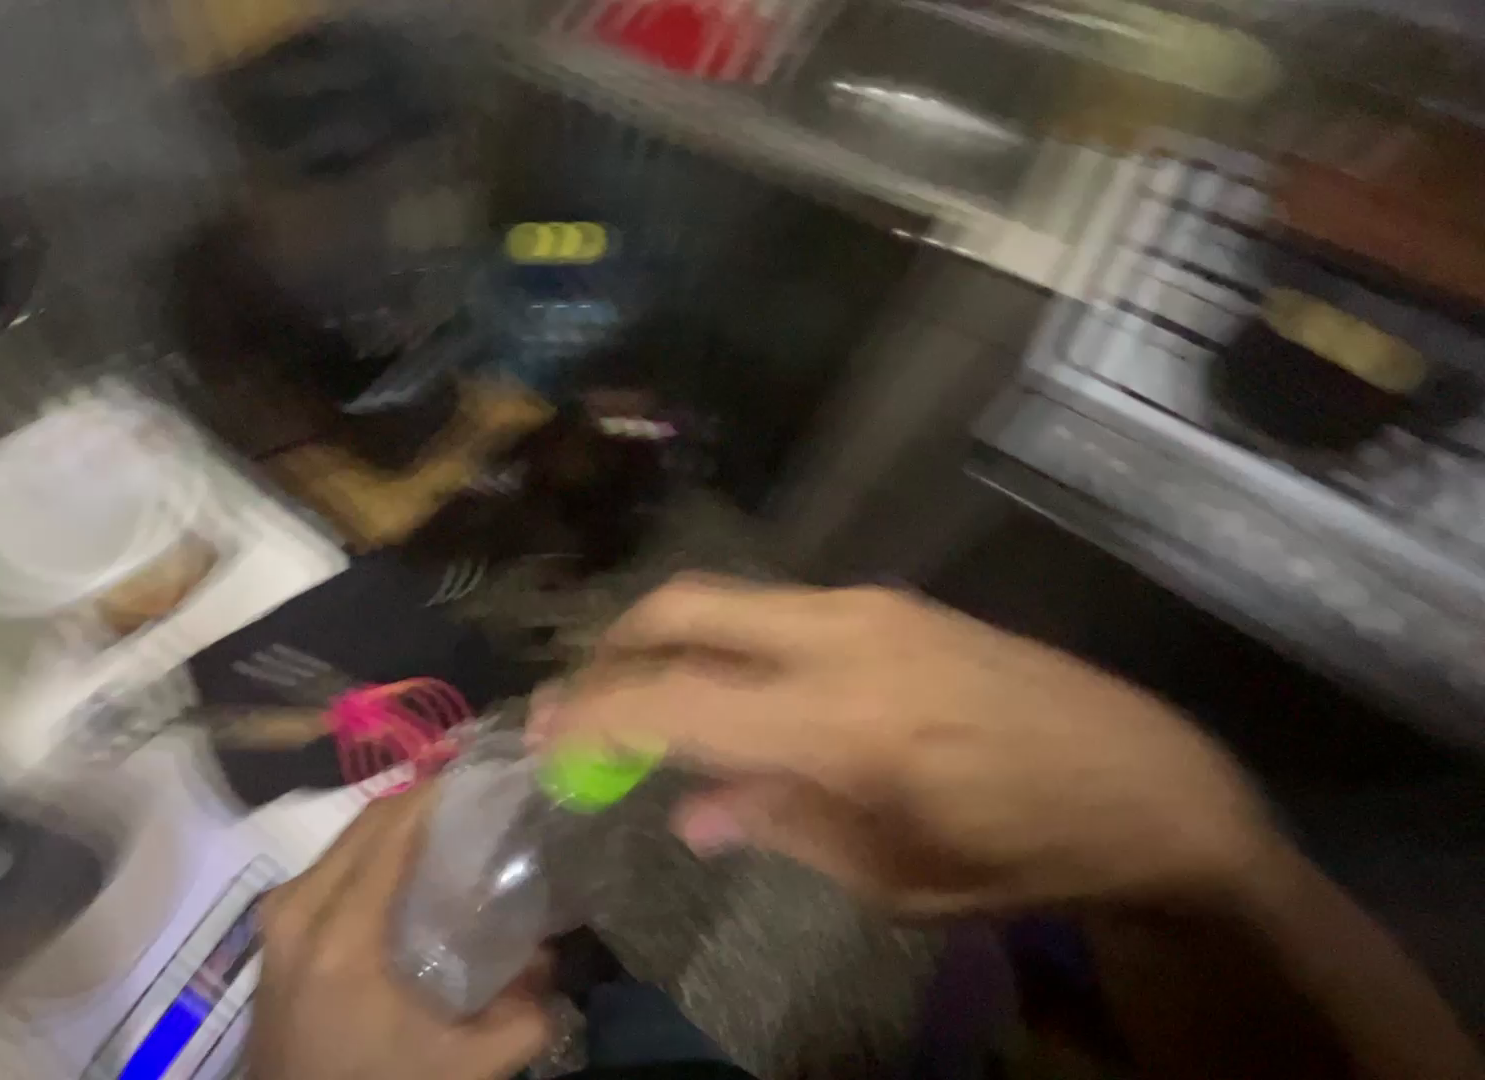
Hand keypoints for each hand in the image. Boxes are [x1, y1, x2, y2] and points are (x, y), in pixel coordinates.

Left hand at [251, 786, 551, 1079]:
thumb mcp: (457, 1068)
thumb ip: (520, 1018)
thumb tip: (553, 965)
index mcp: (342, 935)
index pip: (391, 830)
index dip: (436, 794)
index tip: (480, 779)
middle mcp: (299, 907)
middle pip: (367, 822)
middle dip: (421, 801)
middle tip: (471, 801)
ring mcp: (277, 914)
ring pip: (345, 837)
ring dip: (395, 822)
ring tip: (444, 826)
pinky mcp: (272, 925)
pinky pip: (329, 860)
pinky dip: (370, 847)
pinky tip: (403, 863)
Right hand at [532, 577, 1282, 915]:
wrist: (1154, 786)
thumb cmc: (1020, 854)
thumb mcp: (890, 875)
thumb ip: (774, 823)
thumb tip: (687, 811)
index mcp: (843, 724)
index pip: (676, 703)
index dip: (595, 714)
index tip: (541, 732)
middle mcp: (840, 638)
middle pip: (681, 608)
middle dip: (611, 649)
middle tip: (579, 699)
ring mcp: (864, 604)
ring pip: (721, 597)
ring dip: (662, 637)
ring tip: (639, 693)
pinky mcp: (886, 598)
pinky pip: (768, 605)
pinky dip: (718, 637)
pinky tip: (725, 684)